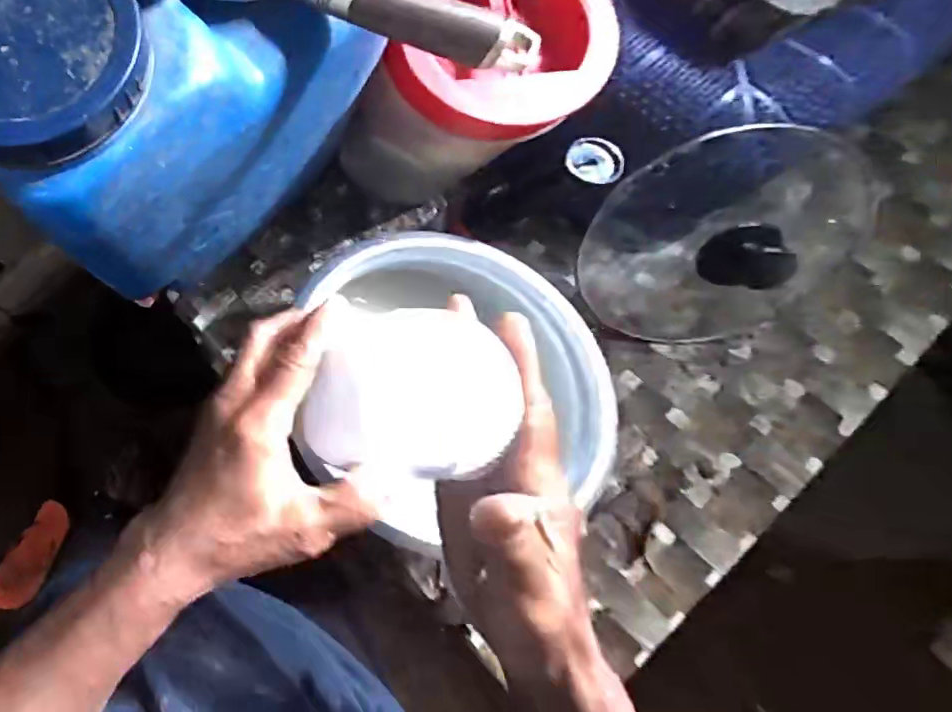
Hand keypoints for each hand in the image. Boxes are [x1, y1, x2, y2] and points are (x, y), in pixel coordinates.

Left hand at [126, 302, 384, 602]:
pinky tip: (284, 369)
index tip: (337, 304)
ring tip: (308, 332)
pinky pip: (241, 368)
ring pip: (245, 351)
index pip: (291, 361)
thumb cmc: (240, 533)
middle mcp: (232, 400)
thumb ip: (351, 503)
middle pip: (258, 340)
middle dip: (290, 318)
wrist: (179, 539)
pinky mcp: (212, 414)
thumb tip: (388, 477)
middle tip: (323, 310)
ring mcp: (217, 404)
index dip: (316, 330)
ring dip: (275, 334)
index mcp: (257, 420)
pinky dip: (265, 354)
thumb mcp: (305, 528)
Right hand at [437, 296, 627, 709]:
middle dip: (484, 350)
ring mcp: (489, 476)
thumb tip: (499, 503)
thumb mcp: (531, 583)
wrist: (529, 643)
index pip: (529, 409)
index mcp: (534, 479)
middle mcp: (514, 466)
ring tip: (432, 335)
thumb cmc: (538, 613)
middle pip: (499, 395)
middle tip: (455, 309)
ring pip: (475, 409)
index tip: (508, 320)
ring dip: (460, 370)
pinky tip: (413, 391)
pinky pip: (452, 434)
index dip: (521, 365)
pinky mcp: (464, 489)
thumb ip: (519, 544)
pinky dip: (438, 404)